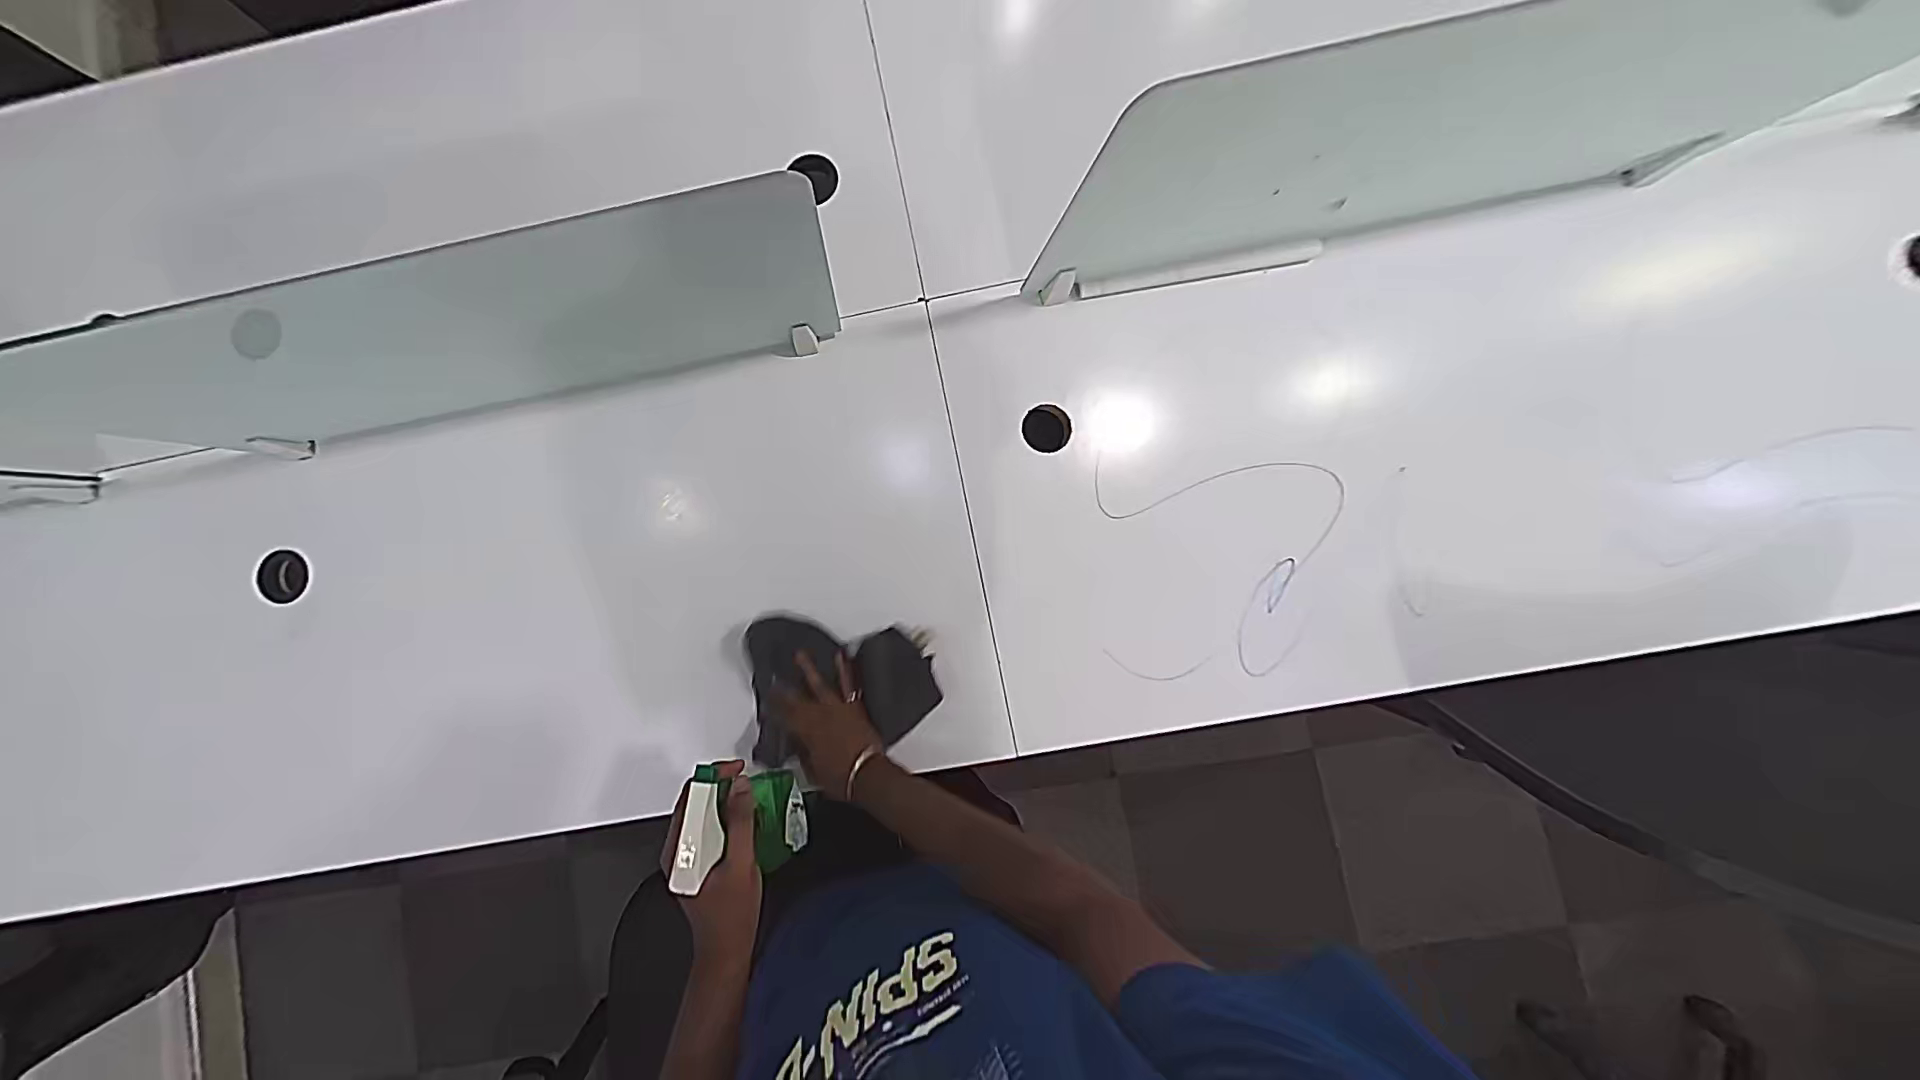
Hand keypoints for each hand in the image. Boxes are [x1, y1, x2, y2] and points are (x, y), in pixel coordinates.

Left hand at [660, 760, 761, 962]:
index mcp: (679, 850)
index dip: (713, 777)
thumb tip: (740, 786)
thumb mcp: (741, 863)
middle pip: (695, 802)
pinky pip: (710, 826)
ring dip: (726, 799)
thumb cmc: (732, 914)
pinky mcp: (699, 859)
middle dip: (722, 785)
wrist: (727, 949)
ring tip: (751, 795)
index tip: (738, 769)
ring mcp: (687, 855)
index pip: (689, 798)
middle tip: (748, 779)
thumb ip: (741, 822)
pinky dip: (728, 815)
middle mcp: (677, 850)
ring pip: (703, 813)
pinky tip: (747, 817)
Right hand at [777, 651, 884, 799]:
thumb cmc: (840, 777)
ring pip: (819, 684)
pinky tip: (841, 657)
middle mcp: (820, 716)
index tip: (766, 700)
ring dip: (808, 669)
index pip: (784, 716)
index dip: (773, 708)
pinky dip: (844, 669)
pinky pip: (848, 684)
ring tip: (800, 655)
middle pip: (797, 699)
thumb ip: (802, 753)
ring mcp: (838, 708)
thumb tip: (797, 745)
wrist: (868, 774)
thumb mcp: (812, 770)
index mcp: (805, 732)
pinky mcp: (854, 707)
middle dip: (783, 689)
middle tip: (774, 677)